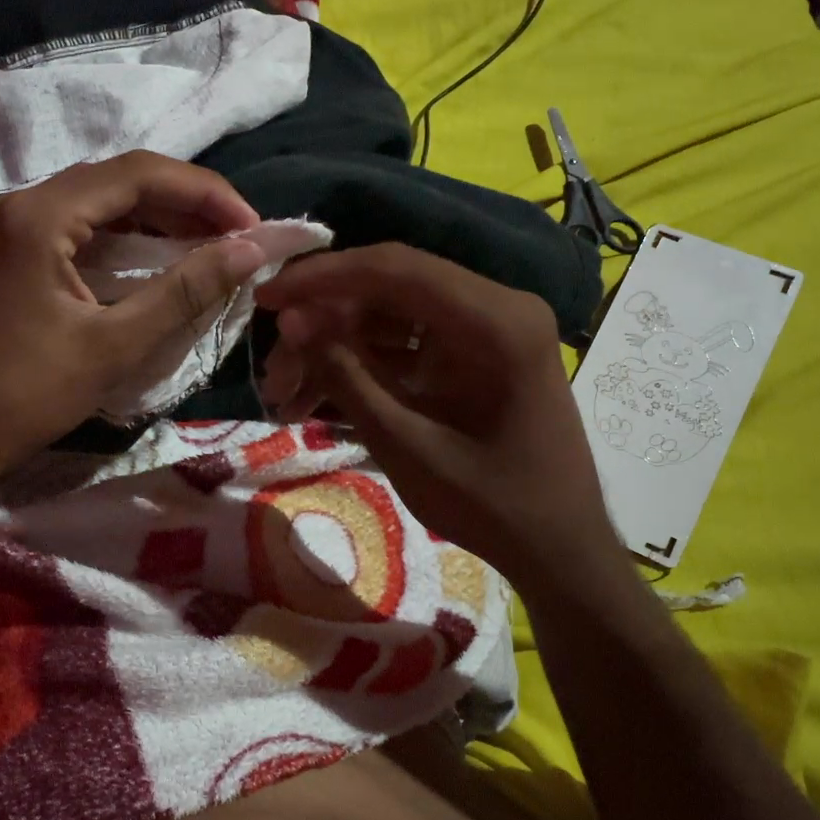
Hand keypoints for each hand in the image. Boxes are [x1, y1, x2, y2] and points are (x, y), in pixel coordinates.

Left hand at [0, 150, 264, 489]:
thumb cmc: (31, 394)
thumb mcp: (116, 344)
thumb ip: (185, 290)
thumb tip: (251, 249)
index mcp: (39, 215)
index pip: (137, 174)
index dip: (203, 193)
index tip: (252, 225)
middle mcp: (20, 203)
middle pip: (117, 179)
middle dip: (183, 202)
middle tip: (236, 235)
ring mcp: (10, 224)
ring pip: (98, 201)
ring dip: (155, 218)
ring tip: (208, 246)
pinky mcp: (10, 249)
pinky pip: (77, 225)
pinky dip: (121, 237)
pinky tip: (158, 258)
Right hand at [255, 242, 625, 588]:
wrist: (556, 549)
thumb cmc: (490, 502)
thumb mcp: (404, 443)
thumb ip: (345, 374)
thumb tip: (290, 320)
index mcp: (494, 320)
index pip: (393, 269)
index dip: (321, 278)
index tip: (263, 299)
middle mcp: (492, 308)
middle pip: (383, 292)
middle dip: (319, 328)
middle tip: (270, 377)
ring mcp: (480, 332)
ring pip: (383, 319)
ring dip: (329, 353)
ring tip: (282, 401)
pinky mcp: (467, 357)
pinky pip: (399, 346)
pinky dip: (355, 370)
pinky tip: (311, 406)